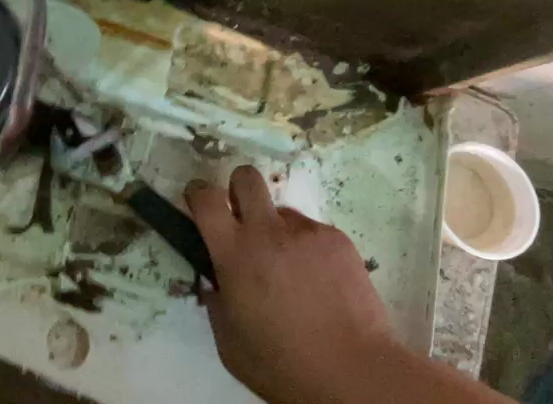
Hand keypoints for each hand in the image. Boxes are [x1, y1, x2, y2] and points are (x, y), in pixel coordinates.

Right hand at [187, 165, 396, 403]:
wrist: (355, 373)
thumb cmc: (285, 367)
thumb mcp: (231, 345)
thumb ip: (217, 305)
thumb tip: (216, 284)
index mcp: (234, 253)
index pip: (206, 199)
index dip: (197, 193)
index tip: (198, 201)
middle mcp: (268, 231)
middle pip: (246, 178)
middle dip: (239, 188)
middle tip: (244, 219)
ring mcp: (306, 232)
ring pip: (283, 213)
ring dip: (279, 232)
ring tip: (294, 274)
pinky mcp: (337, 239)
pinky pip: (313, 234)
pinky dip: (310, 252)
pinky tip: (322, 286)